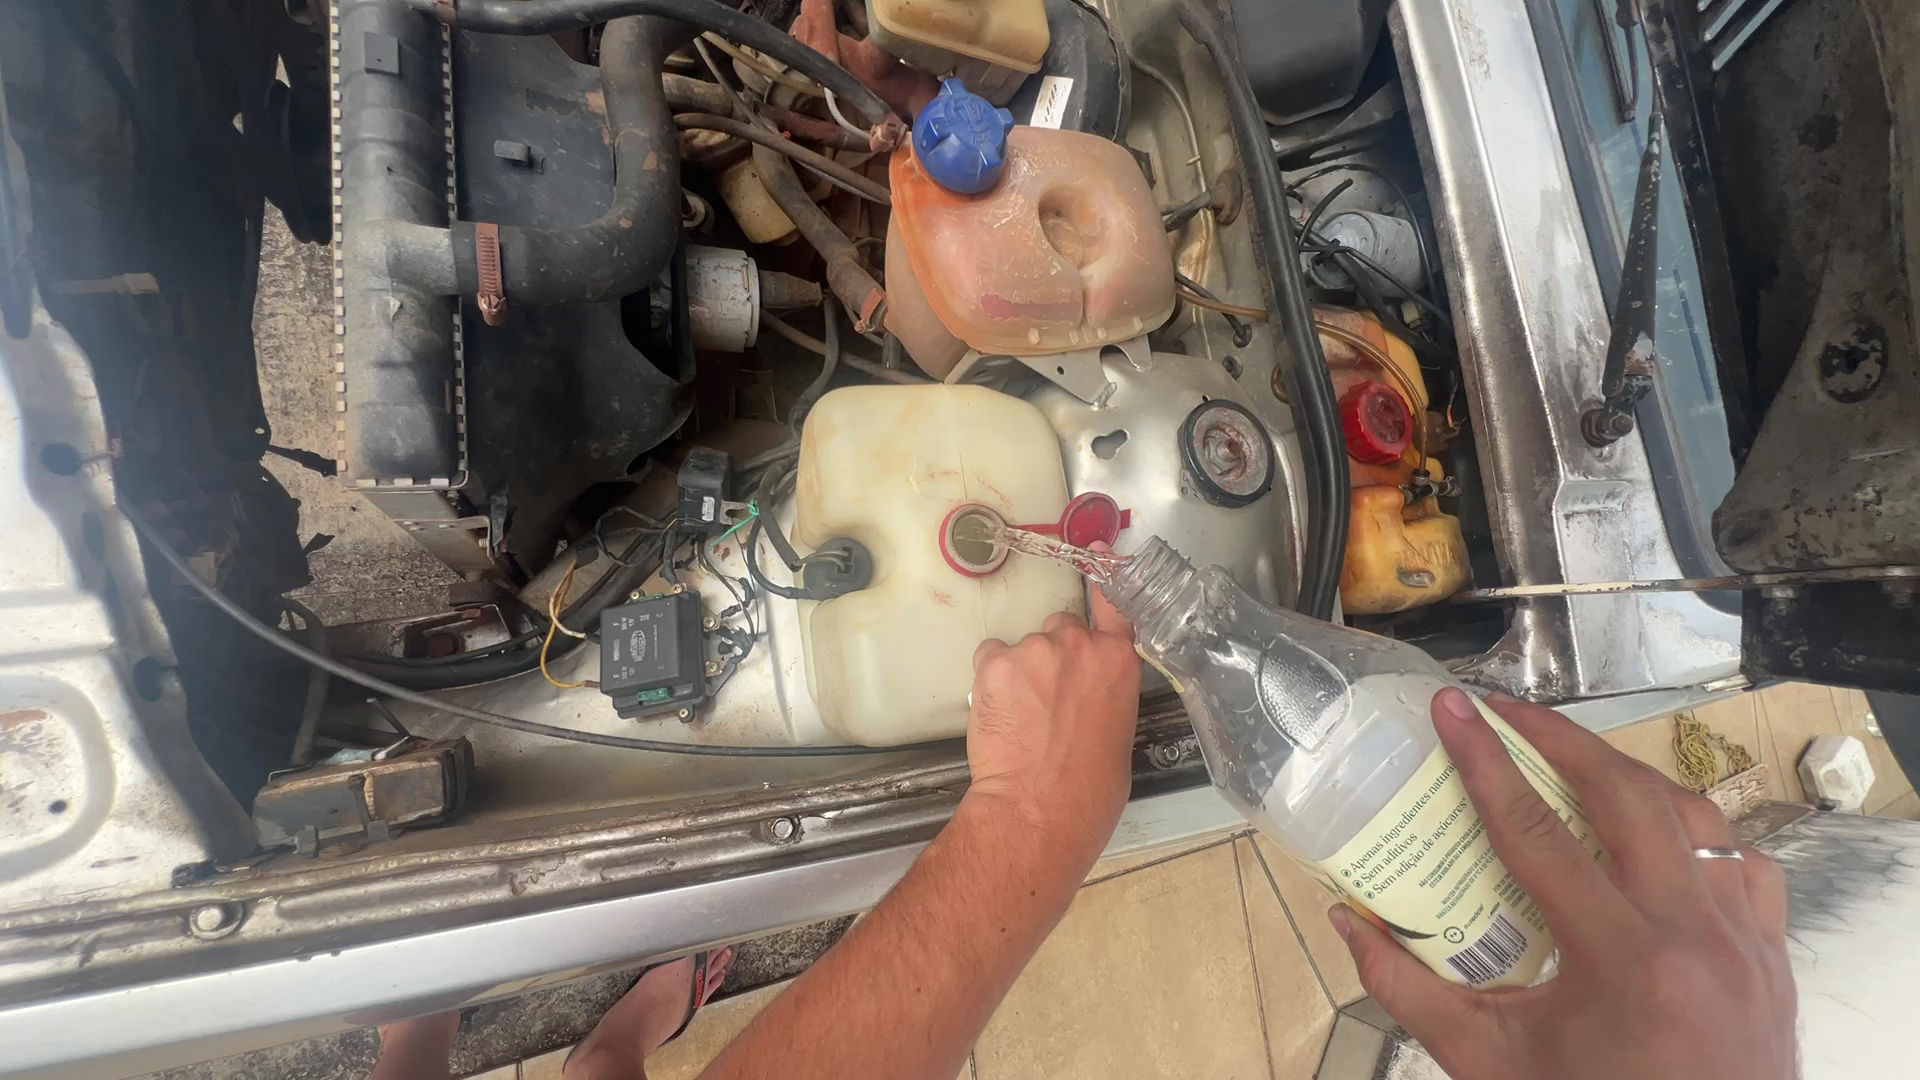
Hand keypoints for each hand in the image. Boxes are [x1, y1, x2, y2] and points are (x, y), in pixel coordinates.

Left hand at [964, 582, 1141, 867]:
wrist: (1039, 809)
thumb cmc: (1088, 789)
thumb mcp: (1117, 733)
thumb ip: (1103, 693)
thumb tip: (1084, 693)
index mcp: (1117, 662)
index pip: (1113, 605)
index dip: (1104, 577)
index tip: (1098, 552)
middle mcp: (1078, 643)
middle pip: (1060, 626)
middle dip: (1053, 654)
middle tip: (1045, 696)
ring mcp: (1034, 649)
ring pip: (1022, 646)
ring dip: (1020, 671)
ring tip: (1019, 716)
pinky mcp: (995, 661)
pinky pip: (991, 657)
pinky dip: (992, 679)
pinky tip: (998, 712)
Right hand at [1331, 690, 1795, 1079]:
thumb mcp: (1481, 1061)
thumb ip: (1402, 987)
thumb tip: (1345, 917)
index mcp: (1621, 959)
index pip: (1534, 829)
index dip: (1483, 759)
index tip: (1451, 707)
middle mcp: (1695, 936)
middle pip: (1627, 797)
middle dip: (1558, 737)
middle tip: (1500, 710)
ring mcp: (1747, 943)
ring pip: (1693, 814)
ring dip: (1620, 769)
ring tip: (1563, 749)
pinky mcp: (1771, 957)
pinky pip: (1740, 860)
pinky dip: (1688, 823)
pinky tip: (1644, 824)